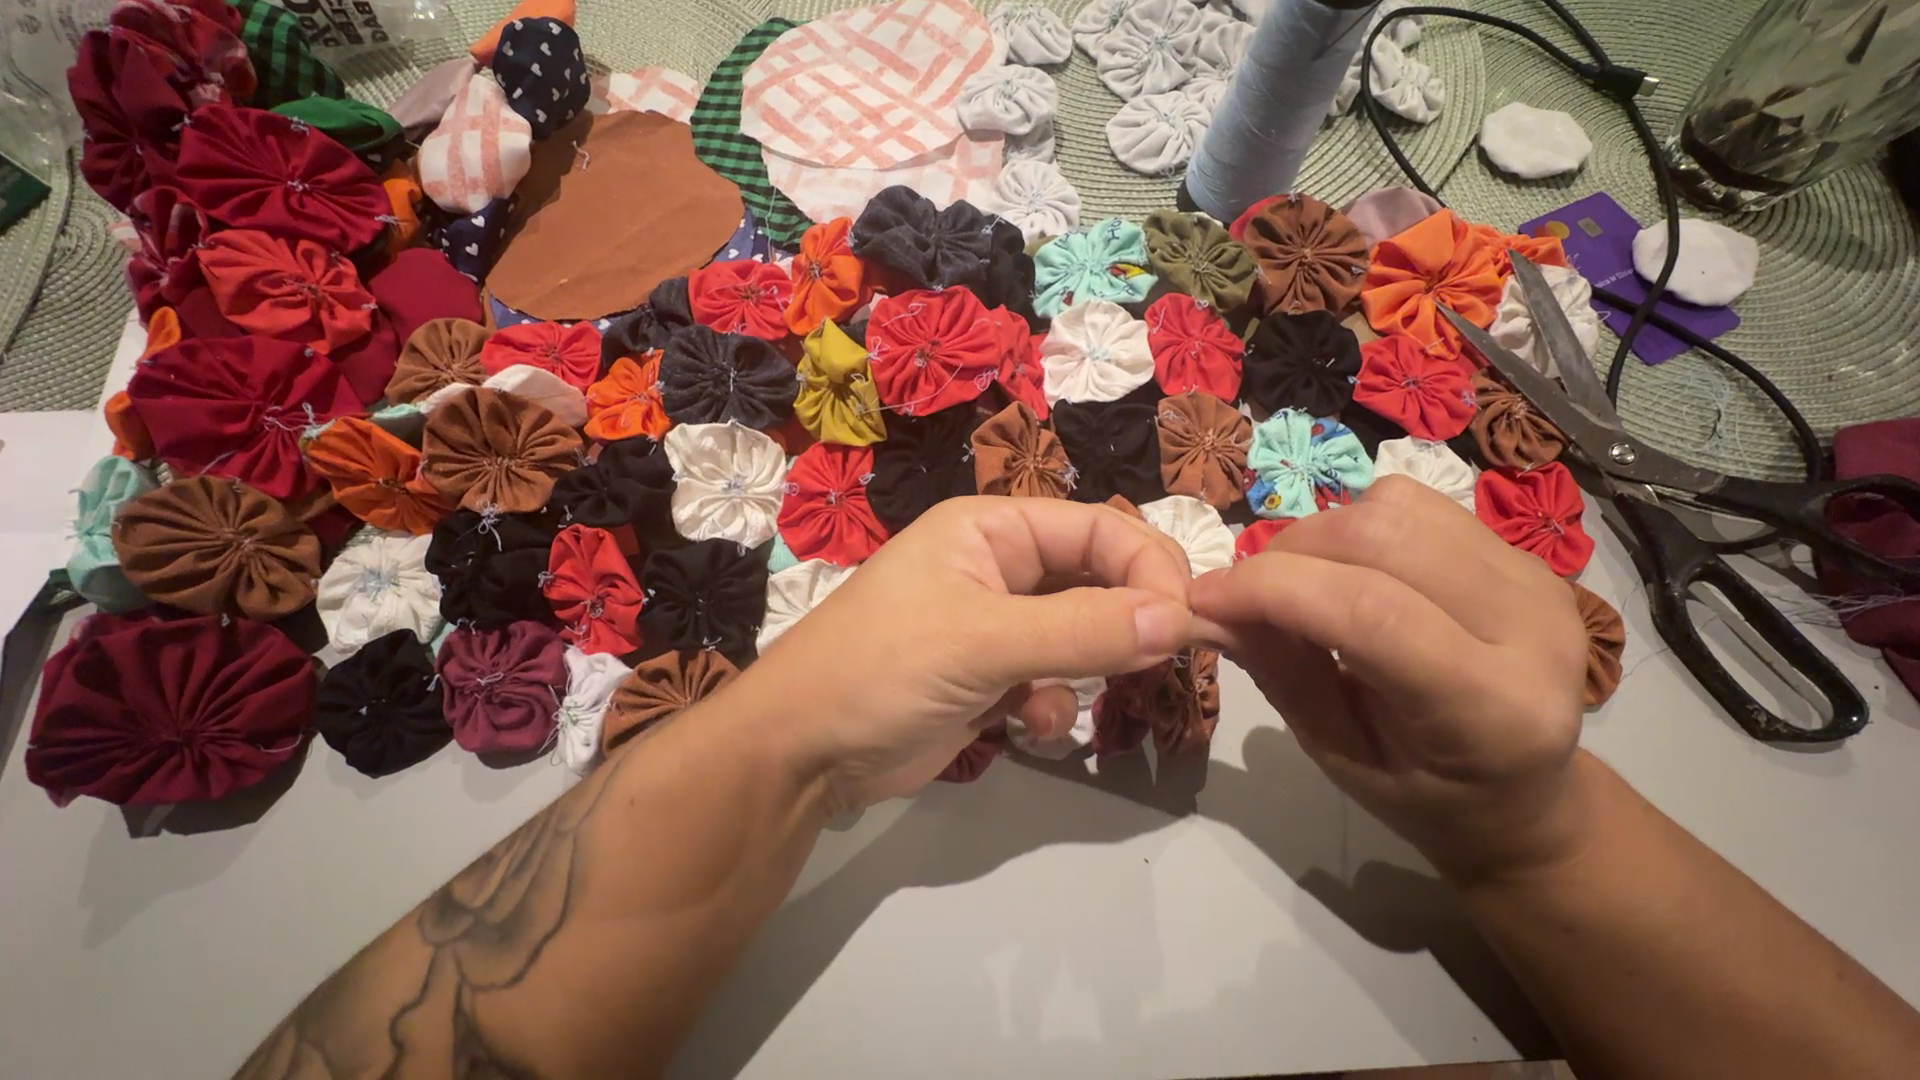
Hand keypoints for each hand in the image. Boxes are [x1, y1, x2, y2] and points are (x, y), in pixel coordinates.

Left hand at [740, 497, 1194, 813]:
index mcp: (989, 529)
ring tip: (1070, 697)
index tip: (1186, 621)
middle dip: (1126, 621)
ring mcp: (993, 625)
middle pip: (1095, 579)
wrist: (800, 753)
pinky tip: (1031, 726)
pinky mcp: (988, 678)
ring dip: (1087, 669)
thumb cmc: (879, 670)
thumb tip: (1180, 618)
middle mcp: (996, 567)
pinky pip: (1052, 680)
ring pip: (1080, 634)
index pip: (1096, 528)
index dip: (1148, 567)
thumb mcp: (980, 643)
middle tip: (1157, 660)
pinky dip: (1053, 704)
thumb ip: (1081, 630)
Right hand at [1190, 476, 1590, 884]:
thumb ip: (1277, 670)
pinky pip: (1416, 505)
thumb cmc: (1421, 795)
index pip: (1368, 613)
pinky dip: (1354, 524)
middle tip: (1245, 595)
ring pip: (1396, 507)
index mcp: (1491, 710)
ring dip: (1317, 533)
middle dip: (1285, 553)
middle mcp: (1532, 630)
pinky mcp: (1526, 557)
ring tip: (1297, 581)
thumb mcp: (1335, 752)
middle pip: (1381, 537)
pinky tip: (1349, 570)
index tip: (1202, 599)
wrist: (1523, 795)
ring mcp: (1537, 581)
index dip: (1269, 589)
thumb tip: (1206, 605)